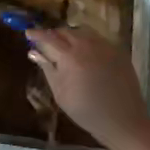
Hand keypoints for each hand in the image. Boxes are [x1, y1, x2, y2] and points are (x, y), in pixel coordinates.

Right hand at [27, 27, 149, 146]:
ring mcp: (106, 46)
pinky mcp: (118, 51)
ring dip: (72, 35)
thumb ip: (48, 69)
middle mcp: (88, 45)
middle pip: (67, 31)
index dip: (37, 34)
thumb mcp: (61, 93)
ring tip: (66, 46)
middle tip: (46, 42)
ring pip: (84, 31)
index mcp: (70, 56)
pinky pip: (98, 39)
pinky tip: (86, 53)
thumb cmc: (86, 111)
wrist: (122, 119)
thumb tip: (34, 52)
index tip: (28, 33)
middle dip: (54, 34)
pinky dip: (87, 41)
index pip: (49, 37)